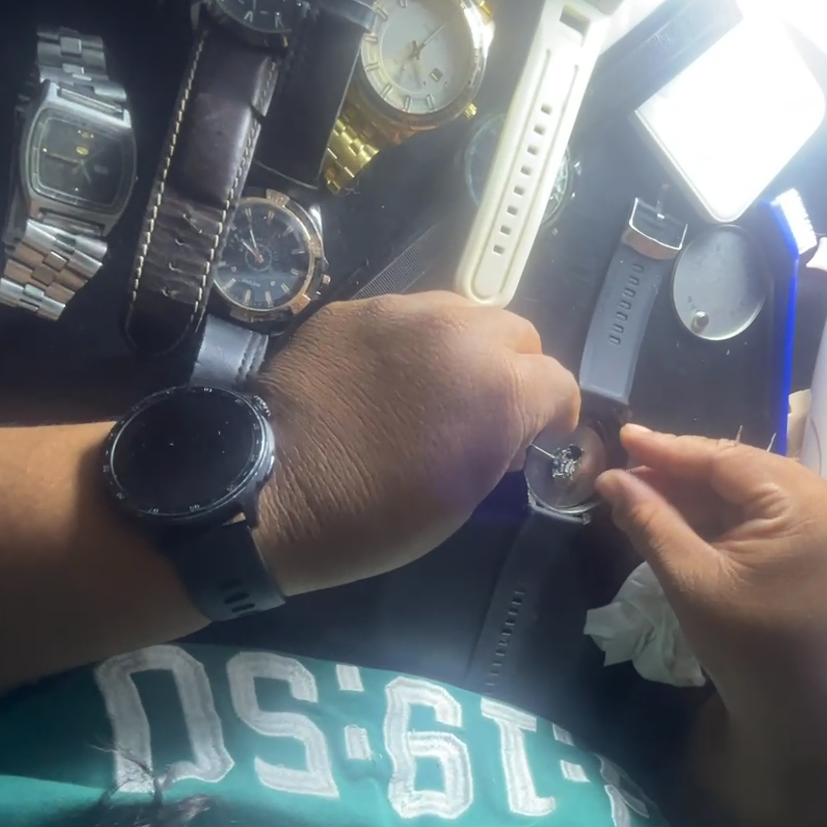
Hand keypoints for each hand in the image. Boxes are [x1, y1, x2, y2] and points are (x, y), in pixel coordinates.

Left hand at [252, 292, 579, 594]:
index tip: (535, 436)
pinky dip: (409, 345)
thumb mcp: (459, 500)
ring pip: (463, 314)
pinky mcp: (353, 309)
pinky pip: (404, 317)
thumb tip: (505, 427)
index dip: (554, 415)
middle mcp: (459, 334)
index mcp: (498, 390)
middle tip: (482, 409)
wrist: (266, 493)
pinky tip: (380, 378)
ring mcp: (402, 312)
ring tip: (431, 387)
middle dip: (514, 371)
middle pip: (518, 334)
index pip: (560, 383)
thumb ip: (499, 447)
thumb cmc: (372, 518)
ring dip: (464, 350)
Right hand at [594, 425, 826, 713]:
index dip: (671, 448)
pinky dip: (729, 516)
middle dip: (683, 474)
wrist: (802, 721)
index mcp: (815, 508)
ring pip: (757, 492)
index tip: (624, 436)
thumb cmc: (748, 654)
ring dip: (702, 495)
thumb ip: (651, 521)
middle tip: (627, 472)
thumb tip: (609, 477)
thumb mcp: (691, 581)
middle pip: (746, 472)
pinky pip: (773, 515)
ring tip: (646, 493)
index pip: (731, 460)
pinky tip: (686, 516)